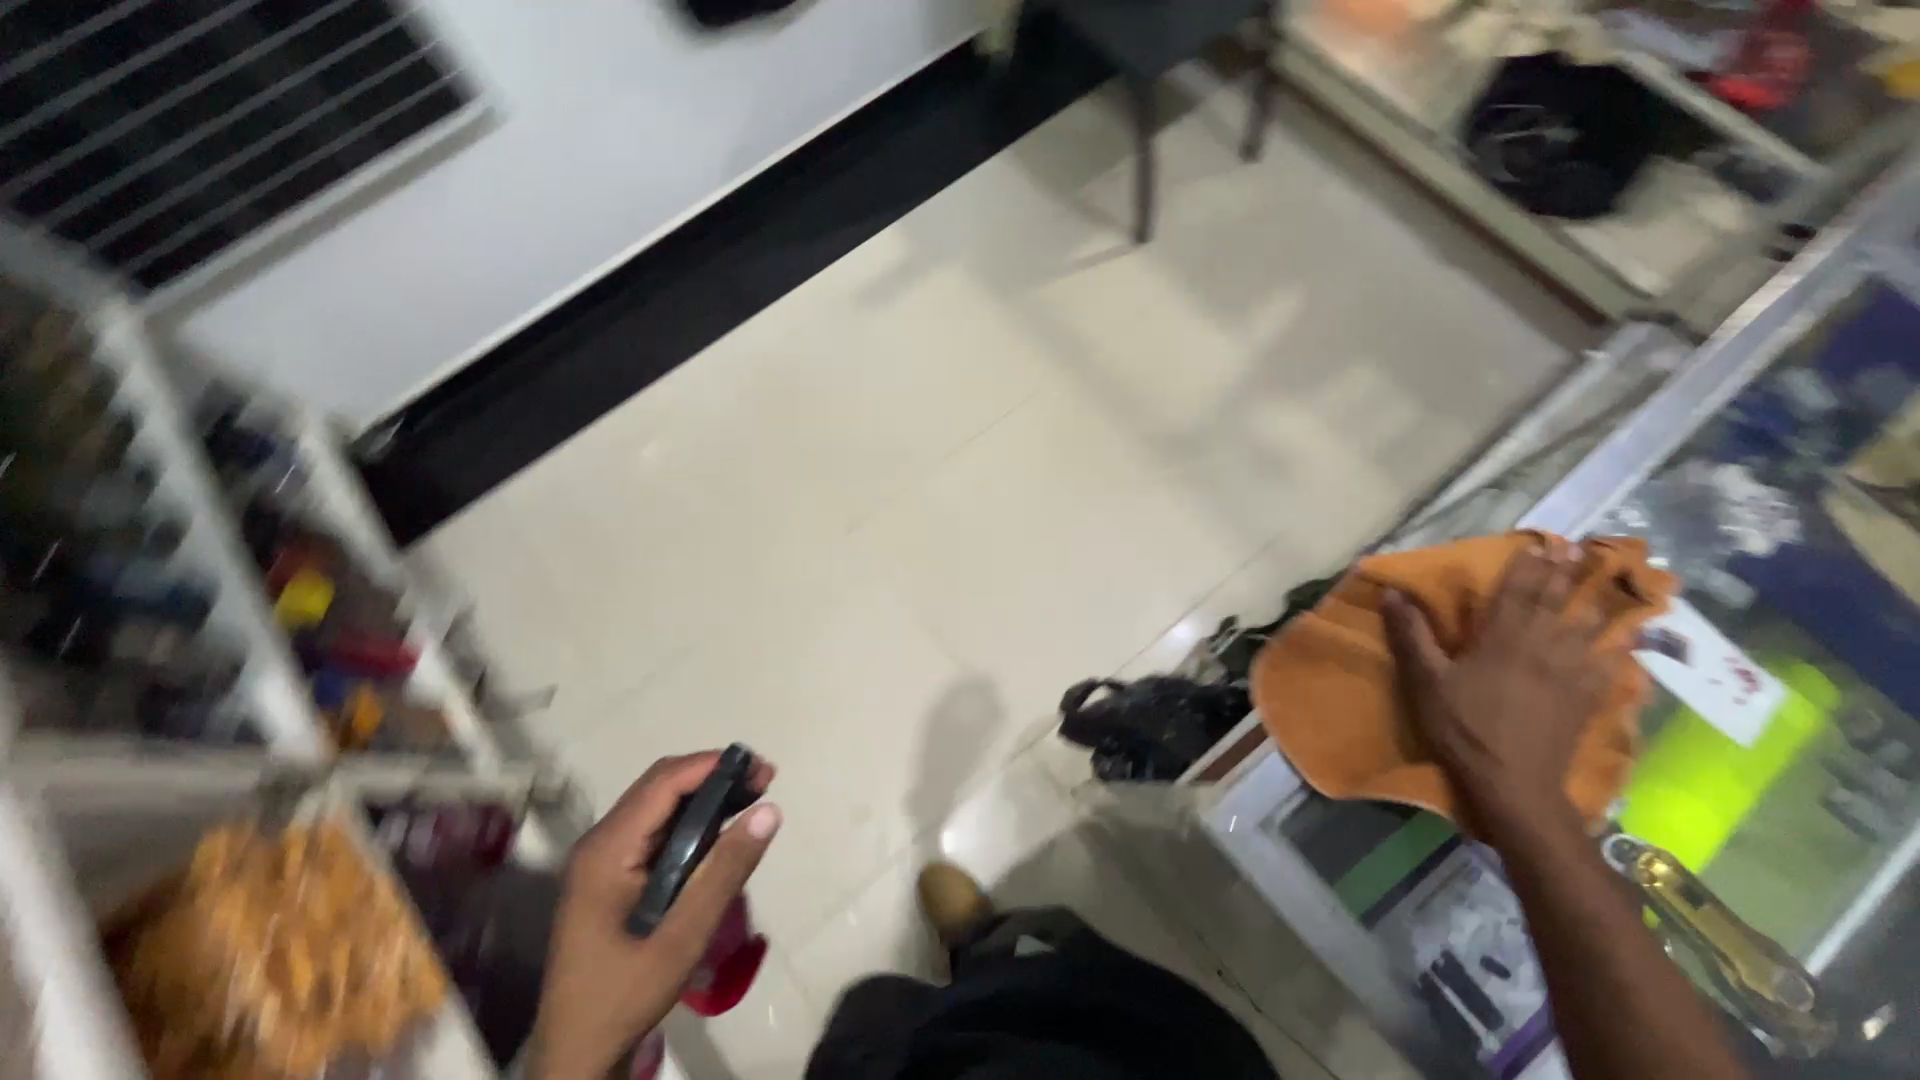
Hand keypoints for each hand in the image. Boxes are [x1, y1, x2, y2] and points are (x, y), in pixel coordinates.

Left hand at [529, 751, 780, 1079]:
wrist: (575, 1054)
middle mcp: (599, 844)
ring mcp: (602, 861)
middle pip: (658, 787)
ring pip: (657, 808)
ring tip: (751, 802)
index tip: (761, 769)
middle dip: (712, 776)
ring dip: (703, 798)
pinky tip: (719, 837)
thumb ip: (724, 872)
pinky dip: (691, 824)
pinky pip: (654, 833)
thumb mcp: (682, 937)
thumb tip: (768, 810)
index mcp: (606, 851)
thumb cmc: (624, 995)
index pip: (663, 783)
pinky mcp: (610, 878)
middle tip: (763, 783)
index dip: (712, 766)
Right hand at [1383, 542, 1619, 834]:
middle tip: (1578, 548)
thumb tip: (1393, 594)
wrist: (1513, 783)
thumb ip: (1412, 636)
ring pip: (1590, 628)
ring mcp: (1571, 673)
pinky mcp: (1587, 699)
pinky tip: (1631, 643)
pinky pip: (1611, 667)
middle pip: (1557, 602)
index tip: (1541, 543)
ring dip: (1598, 602)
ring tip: (1610, 583)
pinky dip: (1622, 651)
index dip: (1528, 566)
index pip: (1517, 592)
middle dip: (1566, 573)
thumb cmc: (1463, 728)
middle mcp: (1542, 647)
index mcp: (1502, 639)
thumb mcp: (1425, 682)